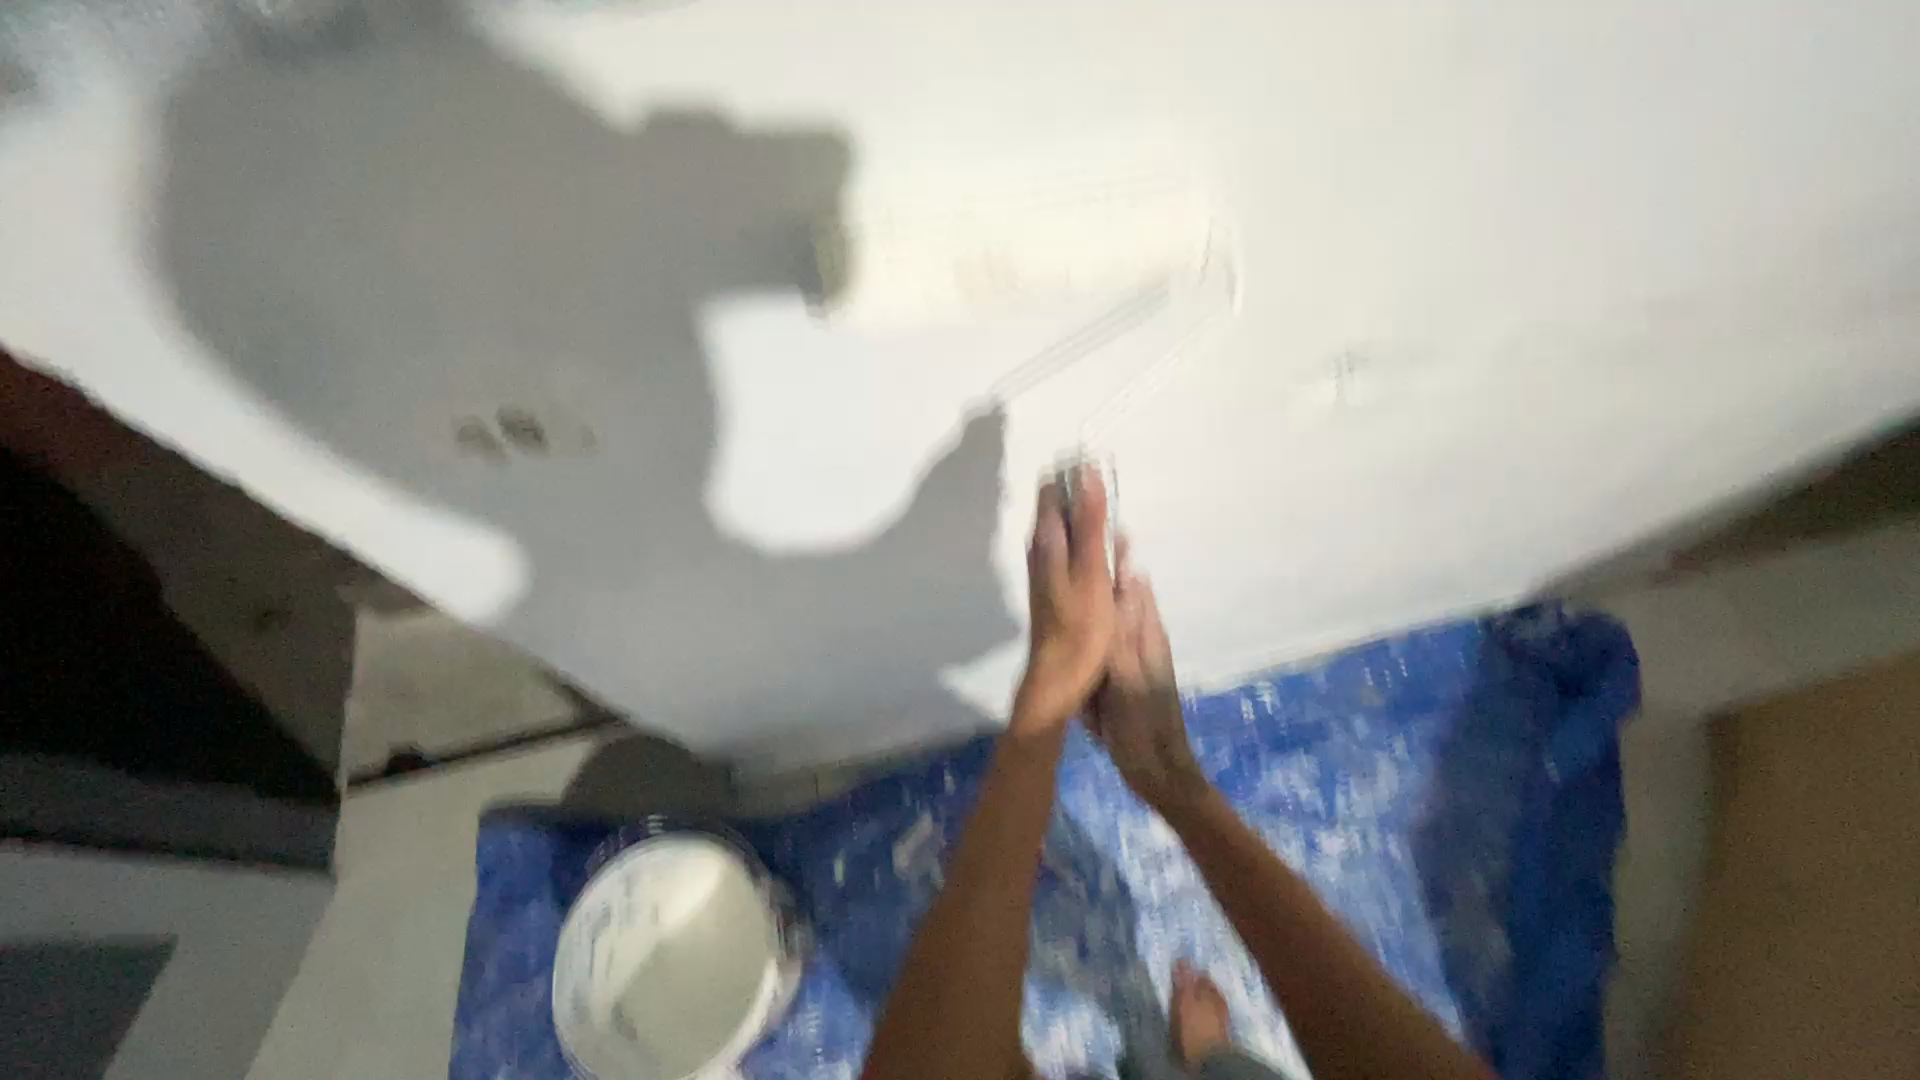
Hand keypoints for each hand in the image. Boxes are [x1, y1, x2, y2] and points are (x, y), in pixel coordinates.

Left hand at [1011, 467, 1115, 732]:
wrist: (1060, 675)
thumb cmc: (1081, 625)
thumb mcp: (1093, 569)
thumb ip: (1089, 521)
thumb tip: (1087, 471)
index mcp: (1046, 539)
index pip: (1053, 487)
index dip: (1077, 474)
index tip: (1104, 470)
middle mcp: (1039, 548)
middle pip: (1059, 506)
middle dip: (1086, 496)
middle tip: (1115, 500)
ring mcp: (1044, 567)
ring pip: (1065, 529)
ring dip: (1089, 521)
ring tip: (1116, 528)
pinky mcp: (1053, 584)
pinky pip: (1071, 550)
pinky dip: (1089, 545)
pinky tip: (1106, 555)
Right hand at [1087, 547, 1208, 809]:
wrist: (1156, 772)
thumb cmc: (1141, 724)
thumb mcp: (1128, 674)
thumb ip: (1125, 625)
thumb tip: (1128, 572)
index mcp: (1146, 633)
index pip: (1131, 580)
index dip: (1114, 553)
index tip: (1091, 525)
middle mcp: (1141, 638)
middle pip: (1119, 595)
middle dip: (1099, 570)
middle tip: (1068, 546)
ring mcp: (1131, 659)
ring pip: (1108, 617)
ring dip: (1091, 597)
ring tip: (1060, 577)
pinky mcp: (1119, 677)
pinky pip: (1101, 643)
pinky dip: (1087, 630)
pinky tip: (1067, 629)